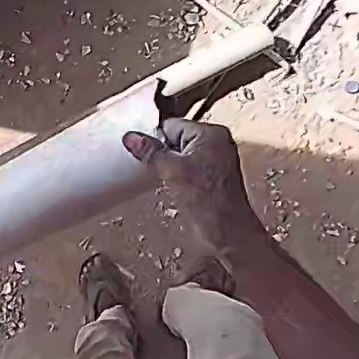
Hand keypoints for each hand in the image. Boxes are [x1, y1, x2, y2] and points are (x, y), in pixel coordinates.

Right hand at [122, 118, 264, 251]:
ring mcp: (214, 161)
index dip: (156, 139)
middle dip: (162, 152)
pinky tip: (173, 185)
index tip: (146, 153)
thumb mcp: (171, 170)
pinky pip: (186, 167)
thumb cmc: (208, 200)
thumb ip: (150, 151)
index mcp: (211, 134)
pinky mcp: (210, 177)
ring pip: (179, 154)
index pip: (171, 126)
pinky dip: (175, 174)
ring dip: (168, 165)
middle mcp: (216, 143)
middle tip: (159, 168)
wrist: (226, 232)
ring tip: (168, 179)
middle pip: (175, 139)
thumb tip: (132, 138)